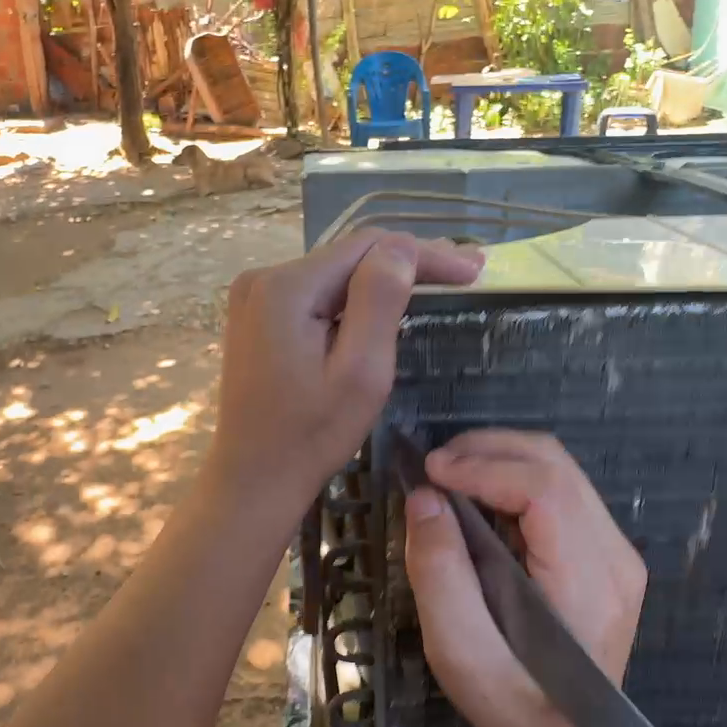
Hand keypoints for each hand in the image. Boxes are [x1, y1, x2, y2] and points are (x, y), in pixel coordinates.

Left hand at [206, 230, 483, 514]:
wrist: (252, 480)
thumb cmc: (311, 436)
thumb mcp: (360, 372)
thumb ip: (379, 301)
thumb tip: (402, 247)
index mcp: (286, 287)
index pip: (367, 246)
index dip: (424, 253)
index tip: (473, 269)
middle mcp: (263, 278)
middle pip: (349, 255)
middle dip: (407, 261)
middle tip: (466, 271)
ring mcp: (255, 296)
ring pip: (335, 272)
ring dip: (383, 277)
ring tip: (438, 279)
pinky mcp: (257, 316)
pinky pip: (316, 292)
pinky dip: (354, 296)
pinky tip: (387, 300)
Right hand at [404, 430, 647, 726]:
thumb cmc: (514, 706)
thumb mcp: (460, 652)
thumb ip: (439, 572)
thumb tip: (423, 497)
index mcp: (589, 581)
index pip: (544, 487)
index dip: (484, 465)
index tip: (430, 471)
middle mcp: (615, 555)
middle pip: (554, 463)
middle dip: (487, 448)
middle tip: (432, 466)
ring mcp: (616, 551)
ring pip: (558, 467)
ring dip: (498, 457)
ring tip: (447, 475)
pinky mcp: (605, 553)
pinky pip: (559, 489)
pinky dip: (512, 476)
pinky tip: (476, 496)